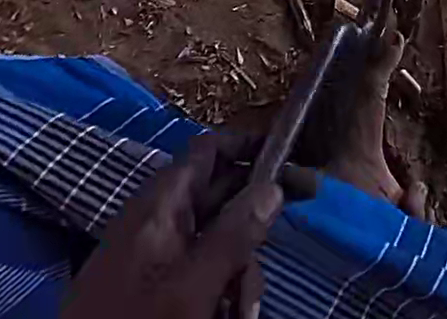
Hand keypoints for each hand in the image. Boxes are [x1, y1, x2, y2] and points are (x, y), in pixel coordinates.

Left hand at [60, 133, 287, 318]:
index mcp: (163, 199)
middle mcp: (162, 216)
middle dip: (250, 235)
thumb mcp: (192, 285)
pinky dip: (218, 295)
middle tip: (262, 271)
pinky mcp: (157, 286)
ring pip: (218, 245)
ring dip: (237, 277)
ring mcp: (159, 253)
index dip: (249, 146)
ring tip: (237, 314)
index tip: (289, 160)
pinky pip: (202, 274)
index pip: (211, 149)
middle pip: (223, 200)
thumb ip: (234, 235)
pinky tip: (224, 317)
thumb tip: (274, 187)